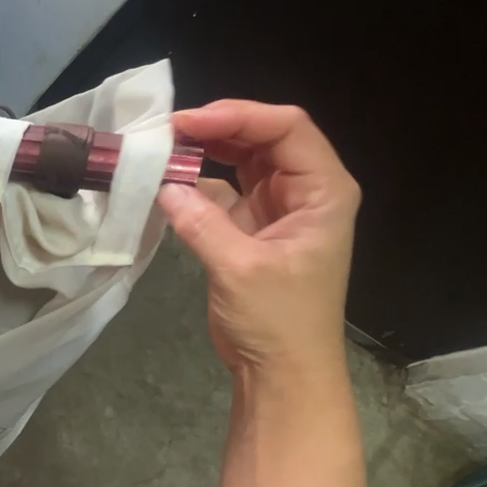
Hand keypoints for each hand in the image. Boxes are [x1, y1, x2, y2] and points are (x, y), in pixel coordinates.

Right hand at [157, 101, 360, 376]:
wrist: (282, 369)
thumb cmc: (278, 320)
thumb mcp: (240, 269)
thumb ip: (203, 224)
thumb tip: (164, 188)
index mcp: (323, 191)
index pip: (287, 129)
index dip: (239, 116)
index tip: (188, 122)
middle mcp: (304, 192)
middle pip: (265, 139)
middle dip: (219, 128)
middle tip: (169, 130)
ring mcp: (277, 211)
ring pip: (243, 163)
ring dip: (206, 152)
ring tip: (164, 149)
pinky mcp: (250, 232)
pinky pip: (223, 195)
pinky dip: (196, 186)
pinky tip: (168, 185)